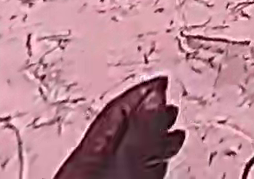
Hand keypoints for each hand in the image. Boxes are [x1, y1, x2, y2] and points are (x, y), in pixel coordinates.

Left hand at [54, 75, 184, 178]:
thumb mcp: (124, 166)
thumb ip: (139, 132)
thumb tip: (154, 94)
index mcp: (86, 156)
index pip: (115, 112)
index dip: (142, 93)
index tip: (162, 82)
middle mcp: (83, 170)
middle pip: (117, 131)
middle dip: (147, 115)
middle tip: (168, 103)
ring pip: (121, 154)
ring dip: (148, 141)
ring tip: (170, 135)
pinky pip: (124, 171)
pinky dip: (144, 163)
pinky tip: (154, 167)